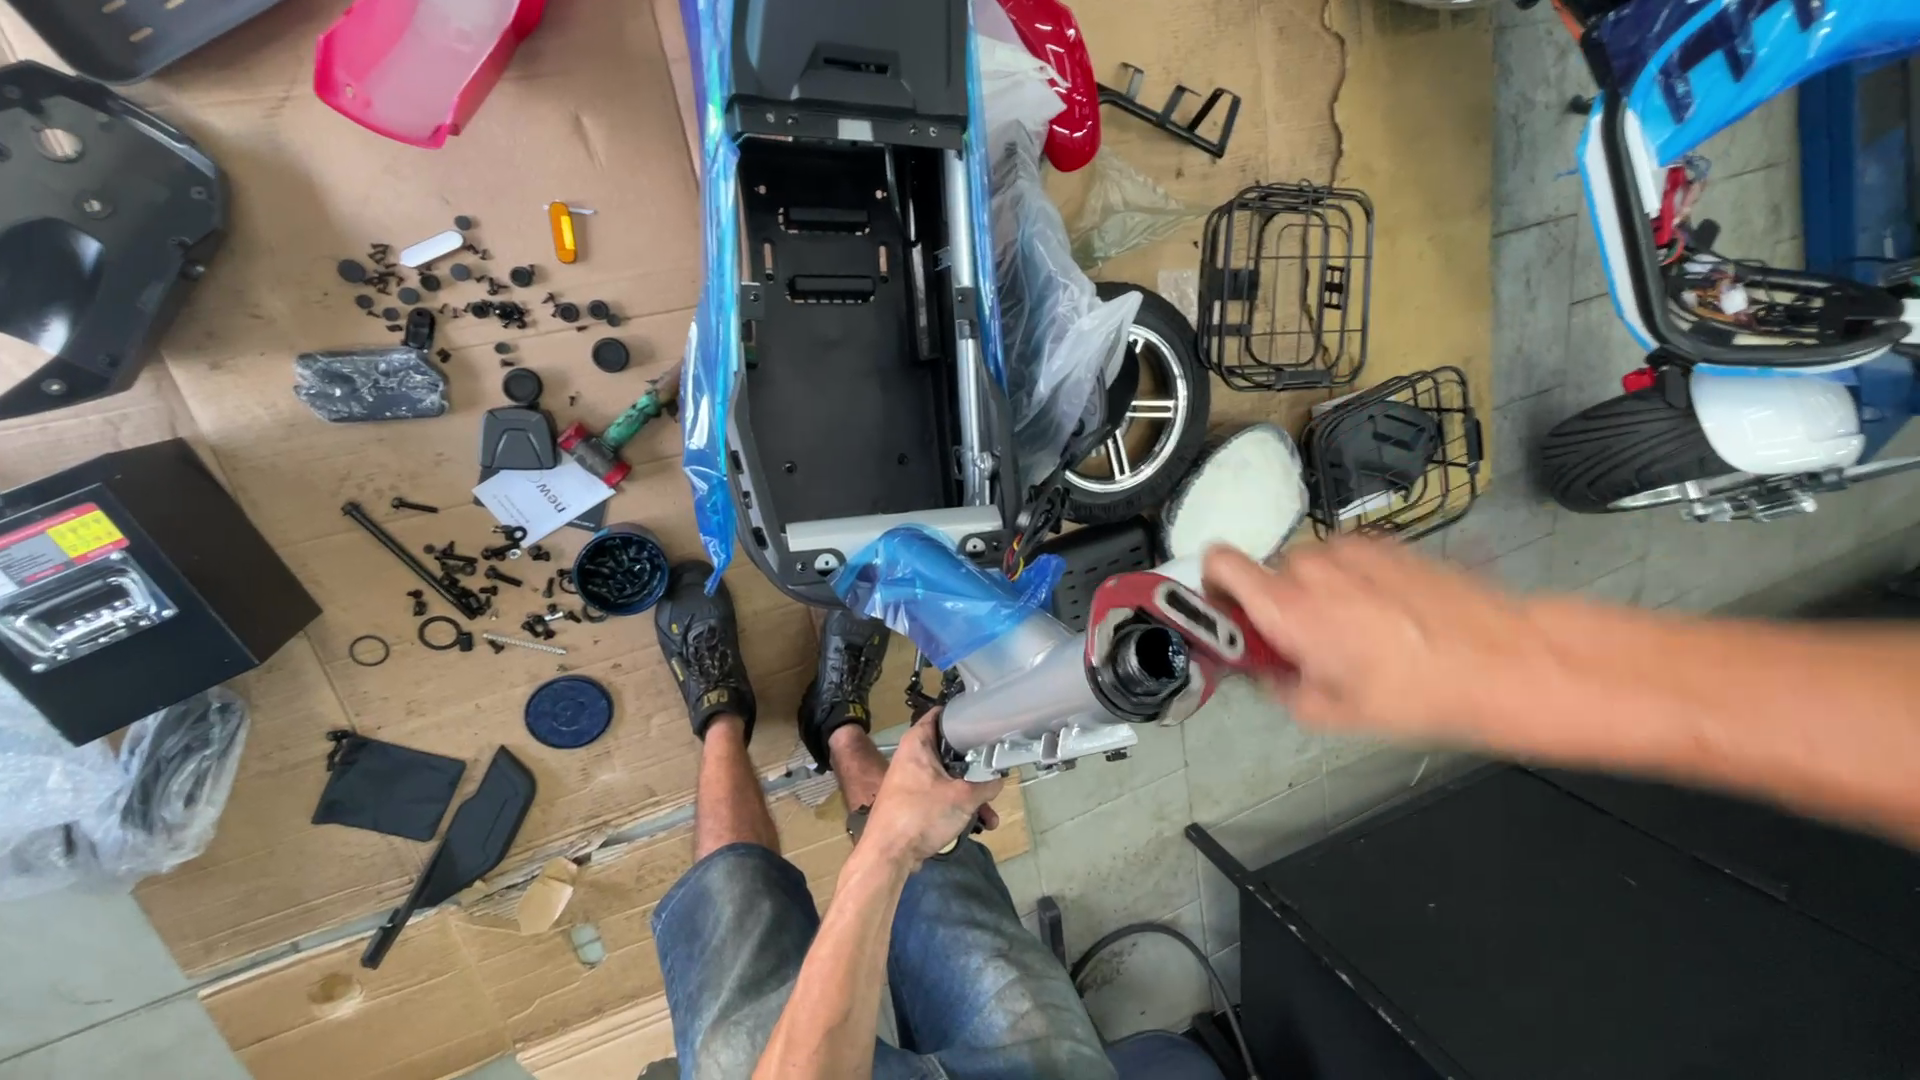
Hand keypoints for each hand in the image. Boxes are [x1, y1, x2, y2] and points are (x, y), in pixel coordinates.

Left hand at [863, 714, 1003, 867]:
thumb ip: (987, 786)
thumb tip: (1000, 779)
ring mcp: (912, 780)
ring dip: (972, 795)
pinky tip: (977, 826)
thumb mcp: (963, 798)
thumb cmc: (922, 814)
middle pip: (951, 751)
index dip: (963, 715)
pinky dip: (958, 807)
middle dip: (975, 766)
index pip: (941, 715)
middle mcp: (912, 756)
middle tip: (995, 771)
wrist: (889, 854)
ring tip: (990, 816)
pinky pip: (942, 796)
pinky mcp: (914, 802)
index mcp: (917, 743)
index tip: (985, 720)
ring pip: (950, 778)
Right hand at [1203, 539, 1550, 744]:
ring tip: (1353, 636)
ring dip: (1315, 595)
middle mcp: (1312, 567)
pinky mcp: (1386, 545)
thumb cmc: (1421, 689)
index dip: (1213, 587)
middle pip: (1266, 575)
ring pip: (1308, 569)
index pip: (1217, 563)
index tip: (1227, 614)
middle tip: (1303, 646)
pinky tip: (1383, 620)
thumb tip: (1262, 673)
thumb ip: (1275, 684)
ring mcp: (1351, 551)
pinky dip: (1351, 584)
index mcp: (1287, 606)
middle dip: (1275, 606)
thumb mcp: (1328, 711)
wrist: (1502, 660)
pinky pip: (1346, 562)